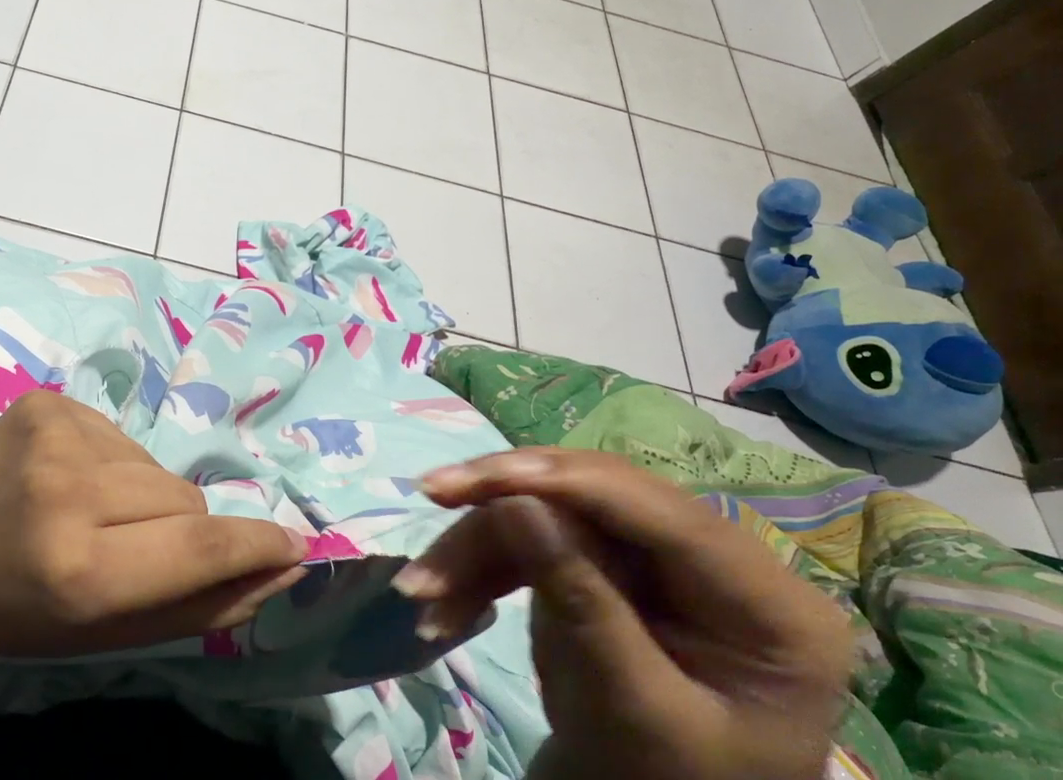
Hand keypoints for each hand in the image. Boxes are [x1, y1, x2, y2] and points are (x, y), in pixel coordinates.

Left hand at [0, 391, 309, 657]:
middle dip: (179, 526)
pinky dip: (112, 464)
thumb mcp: (111, 634)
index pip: (200, 545)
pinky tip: (67, 481)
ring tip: (90, 513)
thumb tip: (282, 567)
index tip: (291, 545)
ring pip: (156, 465)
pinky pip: (122, 436)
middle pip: (184, 496)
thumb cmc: (21, 613)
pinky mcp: (45, 401)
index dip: (254, 545)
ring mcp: (53, 434)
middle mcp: (66, 490)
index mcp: (80, 568)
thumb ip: (203, 606)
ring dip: (143, 494)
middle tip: (128, 548)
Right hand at [393, 449, 851, 779]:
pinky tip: (440, 607)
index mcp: (770, 605)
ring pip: (551, 516)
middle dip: (502, 506)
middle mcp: (719, 564)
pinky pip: (537, 546)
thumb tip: (515, 501)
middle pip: (594, 499)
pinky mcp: (611, 572)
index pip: (657, 510)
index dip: (562, 480)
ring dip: (478, 548)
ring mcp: (659, 566)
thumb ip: (582, 603)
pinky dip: (483, 572)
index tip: (473, 479)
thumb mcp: (631, 709)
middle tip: (430, 497)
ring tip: (418, 593)